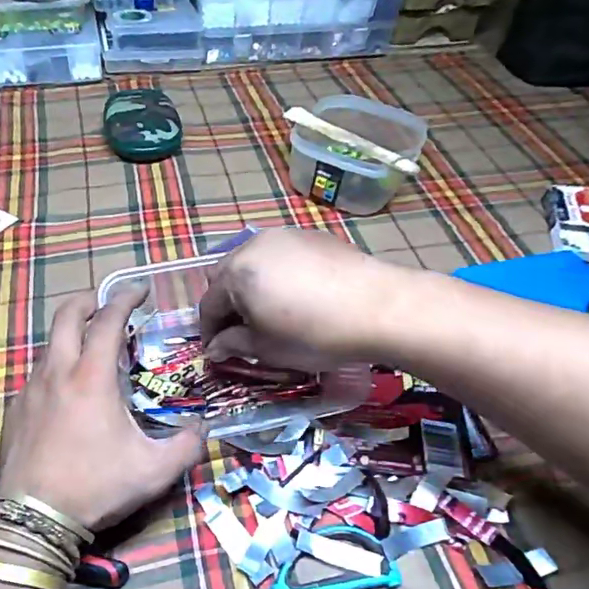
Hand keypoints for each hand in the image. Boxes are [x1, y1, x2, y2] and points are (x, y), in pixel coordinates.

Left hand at [0, 287, 206, 528]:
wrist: (33, 516)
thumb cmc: (96, 488)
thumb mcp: (154, 471)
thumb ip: (186, 446)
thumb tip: (201, 429)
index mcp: (91, 378)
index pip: (107, 322)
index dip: (125, 299)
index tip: (139, 289)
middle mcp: (56, 374)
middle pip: (66, 316)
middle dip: (88, 301)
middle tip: (107, 304)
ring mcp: (30, 391)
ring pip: (48, 347)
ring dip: (69, 336)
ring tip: (89, 351)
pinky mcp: (15, 411)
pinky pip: (36, 376)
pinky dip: (55, 369)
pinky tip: (65, 393)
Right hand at [198, 228, 408, 368]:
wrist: (380, 308)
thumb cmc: (313, 334)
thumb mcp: (266, 348)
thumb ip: (233, 345)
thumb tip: (214, 348)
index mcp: (235, 273)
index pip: (209, 305)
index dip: (209, 332)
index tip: (216, 352)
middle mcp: (254, 246)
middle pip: (225, 276)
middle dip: (226, 304)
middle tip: (239, 332)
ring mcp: (285, 236)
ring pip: (253, 262)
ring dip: (250, 287)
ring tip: (266, 313)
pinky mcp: (312, 236)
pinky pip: (280, 256)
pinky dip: (276, 276)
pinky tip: (295, 297)